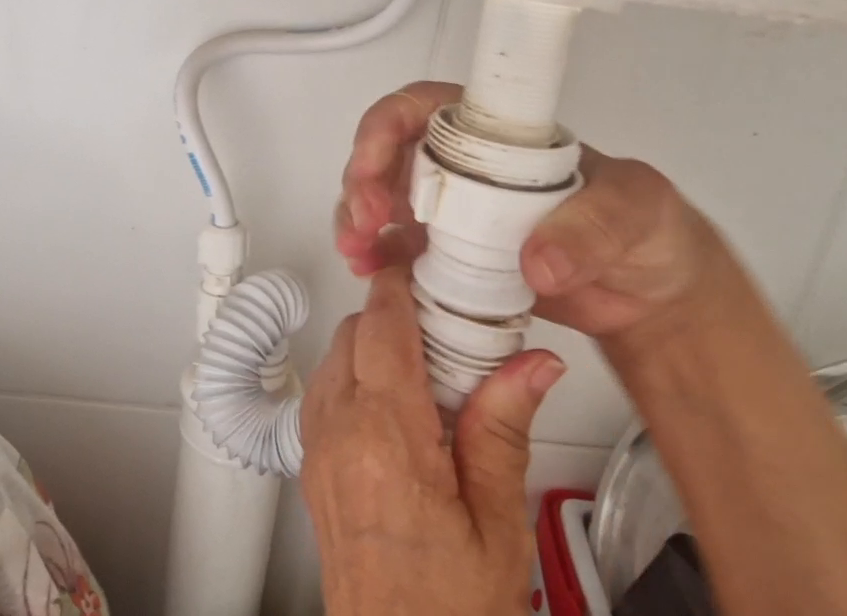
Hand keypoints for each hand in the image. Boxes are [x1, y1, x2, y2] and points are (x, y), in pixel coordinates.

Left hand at [301, 265, 564, 615]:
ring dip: (372, 347)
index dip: (399, 287)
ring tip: (430, 369)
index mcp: (385, 438)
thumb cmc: (448, 608)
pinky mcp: (314, 471)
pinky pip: (325, 396)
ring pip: (334, 361)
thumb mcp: (498, 520)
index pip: (381, 329)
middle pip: (353, 336)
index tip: (419, 265)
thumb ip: (505, 429)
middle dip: (392, 317)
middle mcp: (338, 437)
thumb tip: (532, 364)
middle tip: (446, 327)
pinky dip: (355, 379)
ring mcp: (318, 454)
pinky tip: (400, 407)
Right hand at [335, 82, 725, 341]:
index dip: (385, 126)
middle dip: (361, 181)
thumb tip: (536, 260)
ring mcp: (452, 216)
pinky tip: (372, 275)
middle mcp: (464, 169)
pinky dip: (376, 261)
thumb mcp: (635, 210)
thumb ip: (592, 227)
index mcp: (497, 138)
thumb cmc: (645, 229)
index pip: (424, 107)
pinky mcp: (449, 261)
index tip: (373, 164)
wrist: (650, 295)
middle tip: (366, 221)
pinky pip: (398, 253)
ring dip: (357, 222)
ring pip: (381, 202)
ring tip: (359, 254)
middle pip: (388, 154)